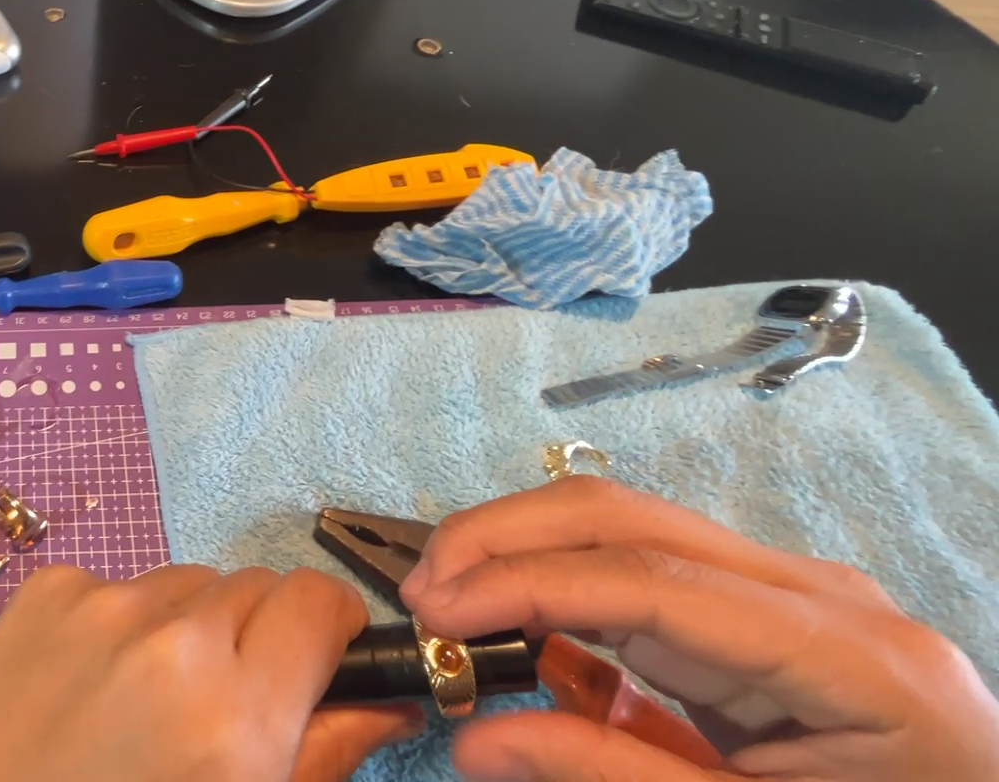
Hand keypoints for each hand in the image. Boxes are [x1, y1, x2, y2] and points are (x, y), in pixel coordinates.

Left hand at [0, 564, 423, 781]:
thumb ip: (320, 755)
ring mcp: (103, 599)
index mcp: (234, 712)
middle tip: (226, 695)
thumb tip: (385, 699)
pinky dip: (124, 620)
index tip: (324, 653)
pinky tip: (87, 677)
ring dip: (190, 623)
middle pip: (255, 585)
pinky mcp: (49, 586)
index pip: (317, 600)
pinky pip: (119, 584)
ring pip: (188, 581)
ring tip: (148, 691)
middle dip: (259, 632)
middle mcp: (172, 636)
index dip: (332, 623)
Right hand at [400, 476, 998, 780]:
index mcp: (850, 655)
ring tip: (443, 597)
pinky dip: (546, 583)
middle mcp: (808, 591)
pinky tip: (501, 617)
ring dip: (509, 547)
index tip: (435, 614)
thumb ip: (610, 776)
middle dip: (498, 539)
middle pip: (615, 515)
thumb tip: (472, 744)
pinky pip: (620, 564)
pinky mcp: (734, 600)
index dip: (524, 583)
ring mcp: (772, 586)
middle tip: (422, 593)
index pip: (646, 576)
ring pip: (607, 520)